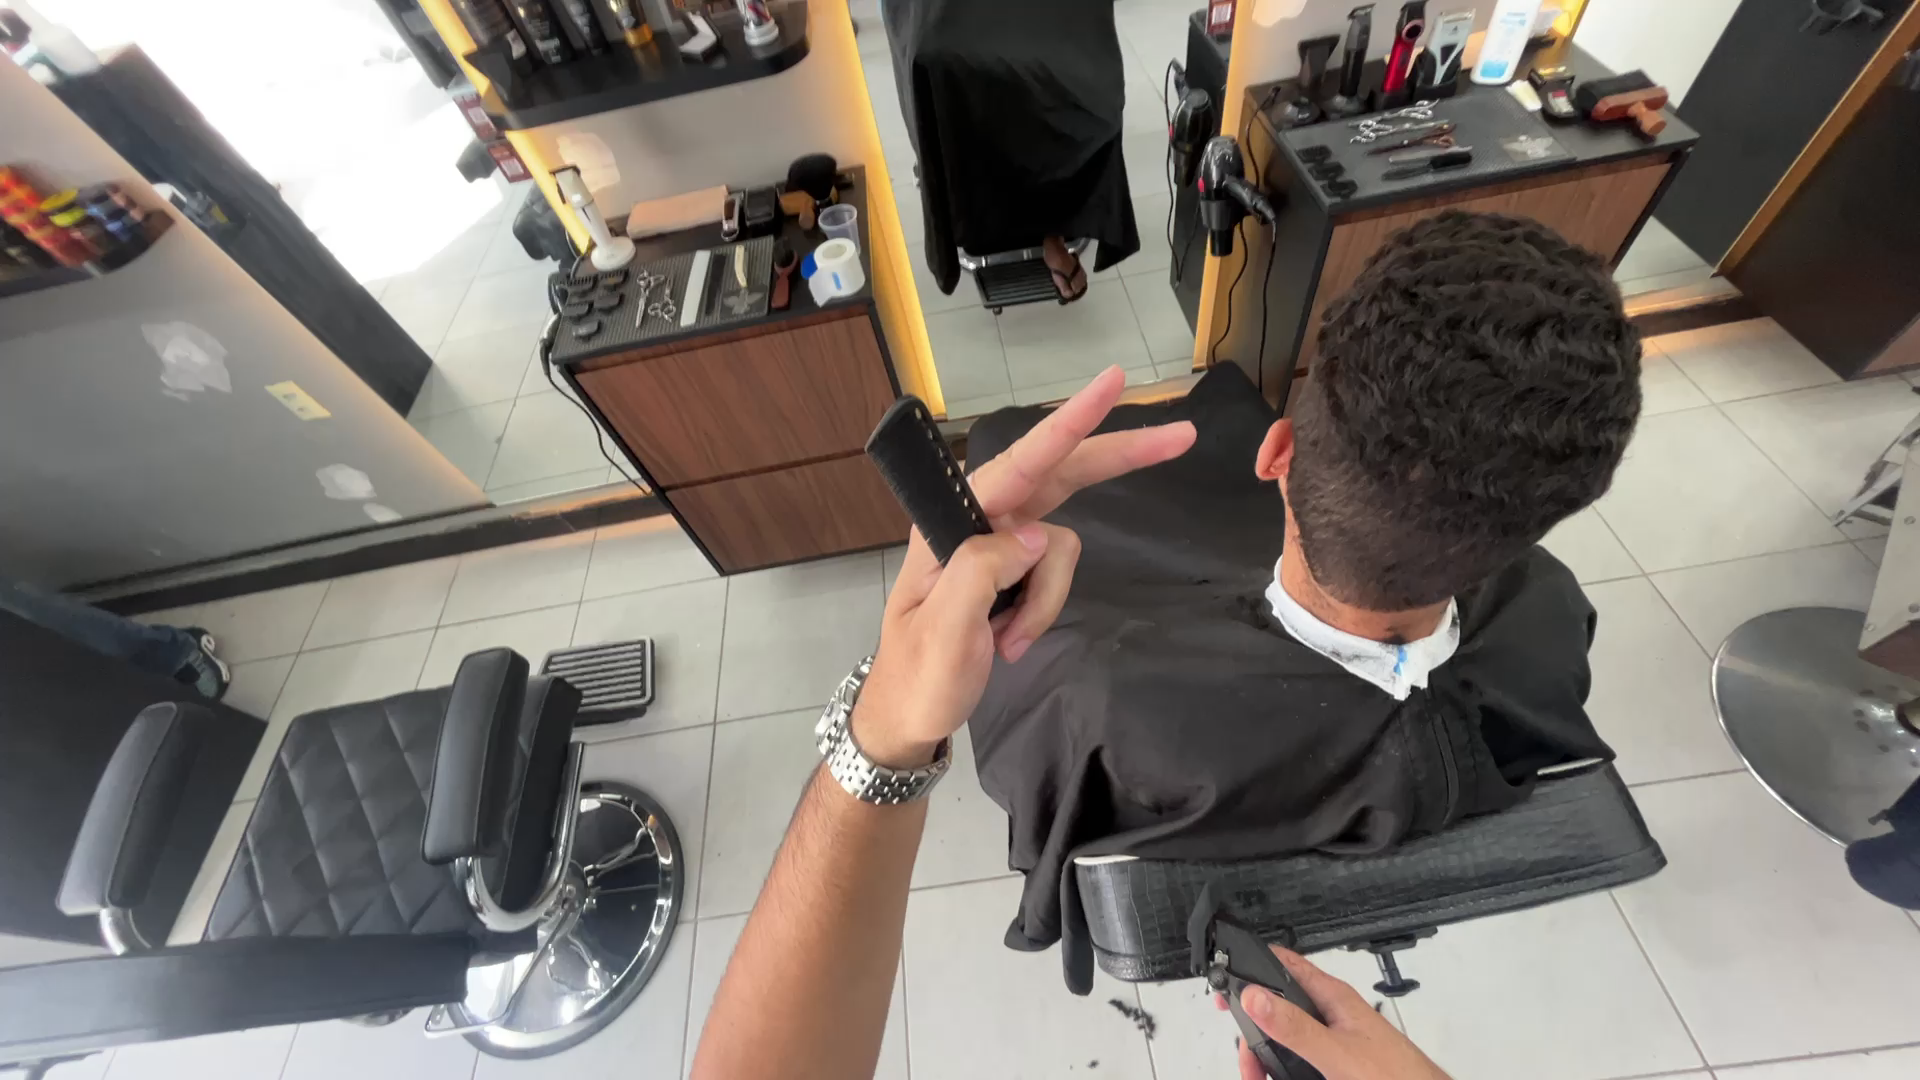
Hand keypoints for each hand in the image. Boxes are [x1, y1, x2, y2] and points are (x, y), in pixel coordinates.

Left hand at [851, 366, 1195, 765]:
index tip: (1113, 383)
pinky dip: (1043, 610)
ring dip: (1045, 600)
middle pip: (1058, 477)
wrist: (910, 717)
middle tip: (1179, 439)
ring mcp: (998, 546)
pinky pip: (1054, 575)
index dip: (1068, 423)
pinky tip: (1012, 638)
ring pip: (1061, 546)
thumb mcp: (944, 632)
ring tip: (1009, 640)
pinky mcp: (1013, 572)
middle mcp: (977, 521)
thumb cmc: (917, 678)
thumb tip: (1037, 534)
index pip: (1018, 463)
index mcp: (949, 523)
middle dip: (1115, 462)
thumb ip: (983, 570)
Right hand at [1220, 948, 1450, 1079]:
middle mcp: (1331, 1016)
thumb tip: (1252, 994)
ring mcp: (1336, 1046)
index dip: (1250, 969)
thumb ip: (1295, 1027)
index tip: (1224, 990)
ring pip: (1287, 1044)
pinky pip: (1301, 1067)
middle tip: (1246, 1062)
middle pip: (1277, 1010)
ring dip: (1267, 1062)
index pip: (1282, 964)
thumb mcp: (1339, 1056)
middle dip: (1255, 1035)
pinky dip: (1285, 1075)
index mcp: (1331, 998)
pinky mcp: (1341, 1071)